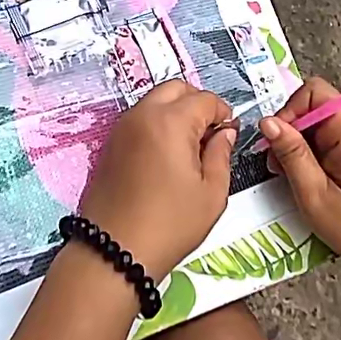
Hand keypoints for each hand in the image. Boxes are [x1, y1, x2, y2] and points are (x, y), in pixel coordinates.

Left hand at [80, 80, 236, 276]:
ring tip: (190, 147)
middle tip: (211, 131)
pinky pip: (139, 118)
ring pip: (155, 100)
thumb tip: (224, 133)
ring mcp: (122, 127)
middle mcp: (142, 116)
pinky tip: (167, 155)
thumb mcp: (211, 193)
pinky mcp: (110, 143)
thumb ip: (221, 154)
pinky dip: (156, 123)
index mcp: (170, 122)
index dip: (223, 112)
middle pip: (175, 88)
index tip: (230, 130)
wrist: (113, 250)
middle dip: (197, 102)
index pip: (204, 99)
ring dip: (175, 111)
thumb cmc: (168, 225)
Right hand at [259, 78, 340, 304]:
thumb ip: (291, 153)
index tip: (278, 141)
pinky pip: (325, 136)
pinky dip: (308, 152)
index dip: (290, 110)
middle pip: (313, 106)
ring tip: (291, 175)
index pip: (315, 92)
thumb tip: (267, 121)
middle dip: (290, 131)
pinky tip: (305, 177)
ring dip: (296, 144)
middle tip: (279, 165)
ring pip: (315, 122)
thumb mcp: (314, 193)